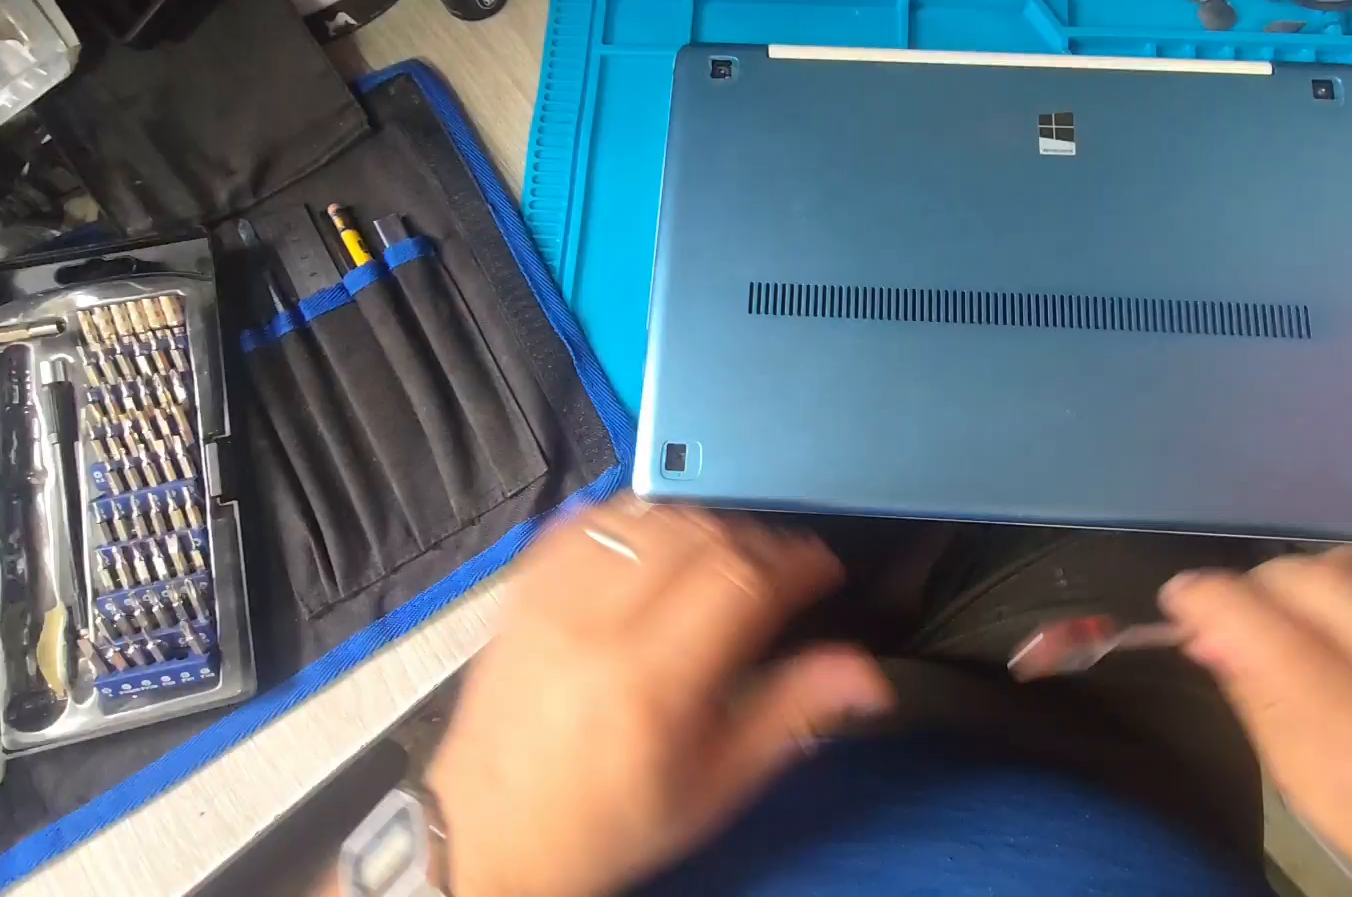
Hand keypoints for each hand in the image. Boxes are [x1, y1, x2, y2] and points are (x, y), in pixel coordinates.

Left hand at [422, 497, 892, 895]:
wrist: (485, 838)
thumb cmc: (608, 824)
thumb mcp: (713, 788)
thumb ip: (791, 716)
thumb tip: (866, 676)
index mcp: (652, 685)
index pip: (742, 581)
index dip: (796, 561)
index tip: (819, 566)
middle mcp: (598, 628)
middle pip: (699, 535)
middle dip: (756, 537)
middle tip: (777, 564)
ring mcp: (552, 602)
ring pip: (646, 515)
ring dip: (700, 520)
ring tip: (723, 549)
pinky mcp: (523, 591)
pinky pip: (587, 519)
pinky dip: (634, 514)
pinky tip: (657, 535)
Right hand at [1159, 541, 1351, 896]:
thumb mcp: (1302, 781)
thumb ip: (1251, 692)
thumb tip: (1199, 622)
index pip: (1282, 643)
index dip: (1214, 603)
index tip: (1180, 596)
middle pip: (1317, 582)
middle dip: (1257, 585)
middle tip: (1242, 611)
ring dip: (1303, 576)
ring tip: (1300, 613)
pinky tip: (1349, 604)